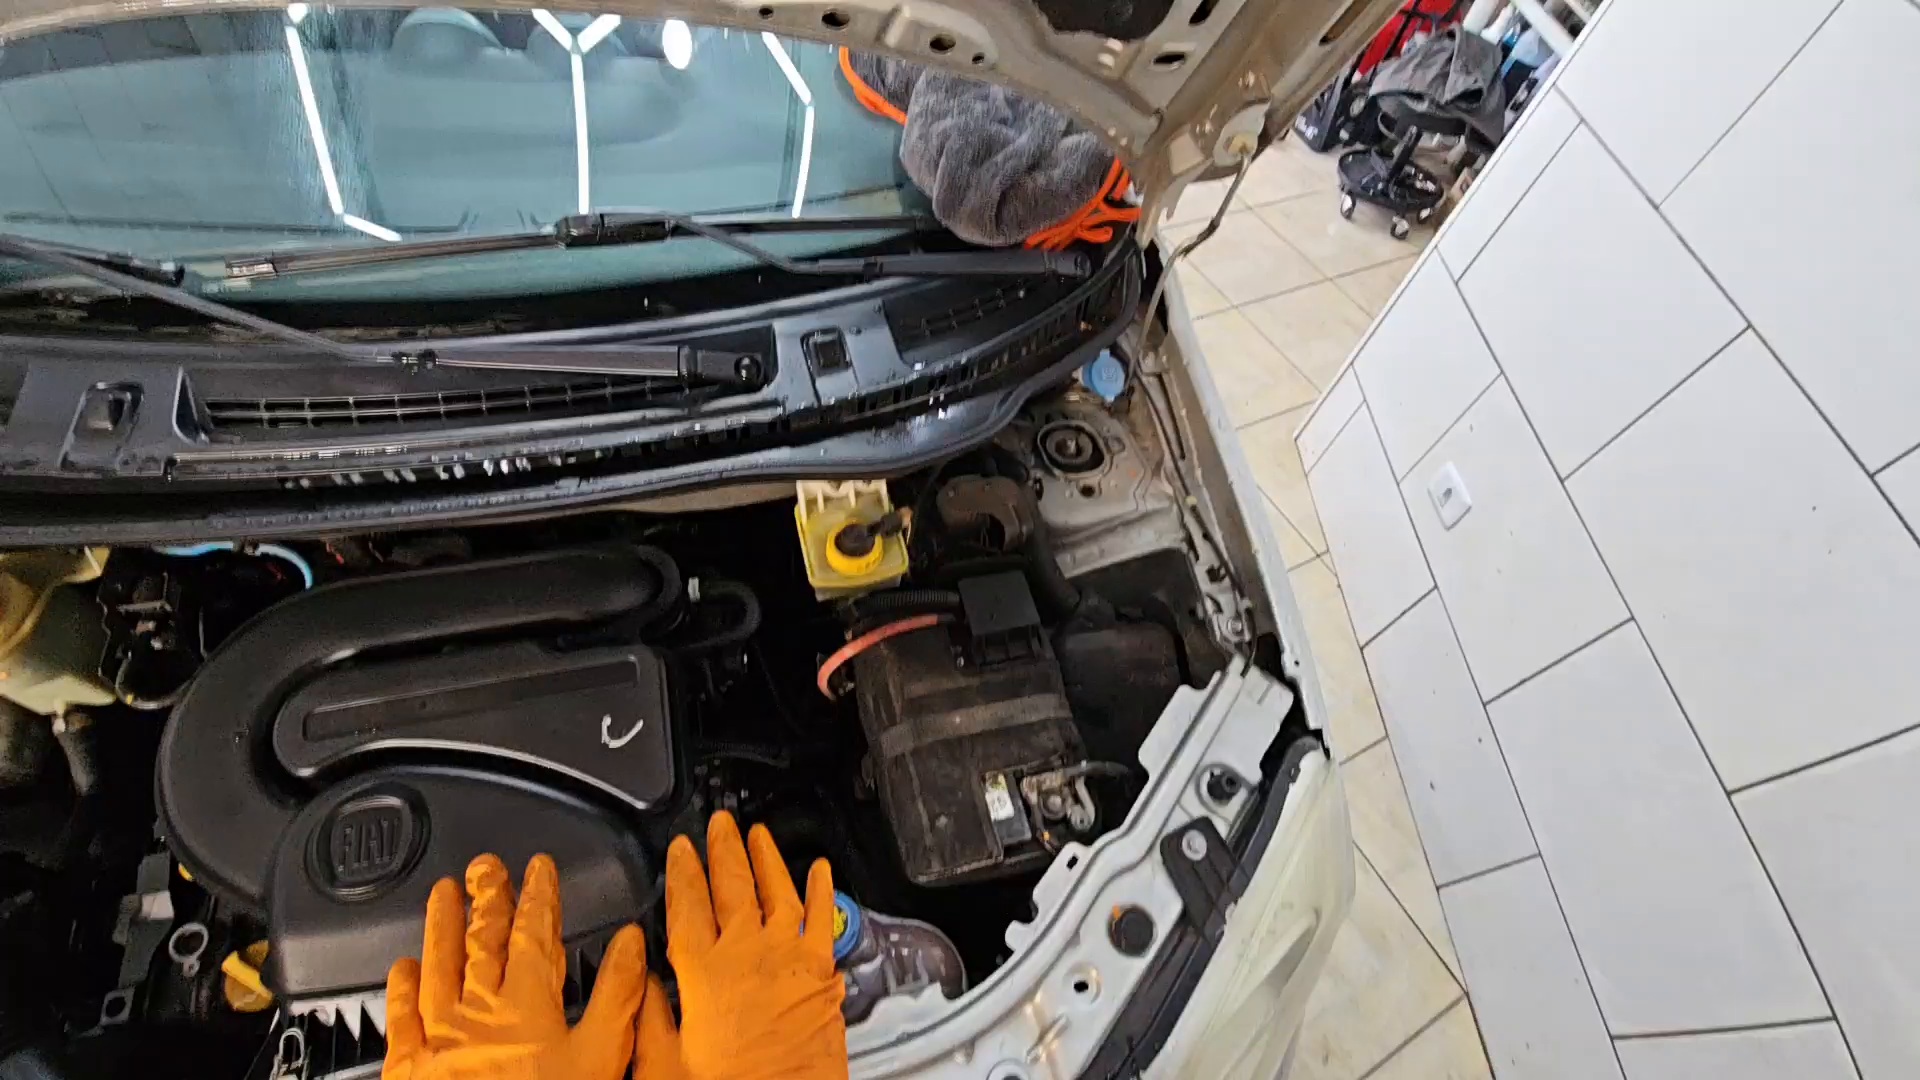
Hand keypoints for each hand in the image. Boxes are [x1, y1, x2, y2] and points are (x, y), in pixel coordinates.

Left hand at [383, 854, 646, 1079]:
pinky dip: (400, 990)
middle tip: (486, 866)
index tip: (539, 866)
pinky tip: (401, 968)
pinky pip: (400, 1020)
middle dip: (487, 897)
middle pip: (482, 939)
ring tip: (442, 894)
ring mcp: (436, 1041)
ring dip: (440, 926)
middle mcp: (477, 1010)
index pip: (536, 930)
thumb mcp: (601, 1056)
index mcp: (528, 1001)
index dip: (539, 894)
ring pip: (437, 967)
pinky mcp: (406, 1074)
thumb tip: (632, 939)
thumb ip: (618, 993)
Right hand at [638, 812, 846, 1079]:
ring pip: (775, 888)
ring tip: (757, 833)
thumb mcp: (662, 1067)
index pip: (687, 906)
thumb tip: (637, 976)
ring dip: (765, 857)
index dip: (683, 872)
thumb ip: (647, 1016)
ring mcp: (787, 953)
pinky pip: (823, 914)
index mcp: (704, 973)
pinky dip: (821, 887)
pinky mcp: (821, 965)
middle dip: (723, 848)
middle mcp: (747, 951)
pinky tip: (819, 867)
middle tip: (719, 822)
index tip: (680, 848)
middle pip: (731, 885)